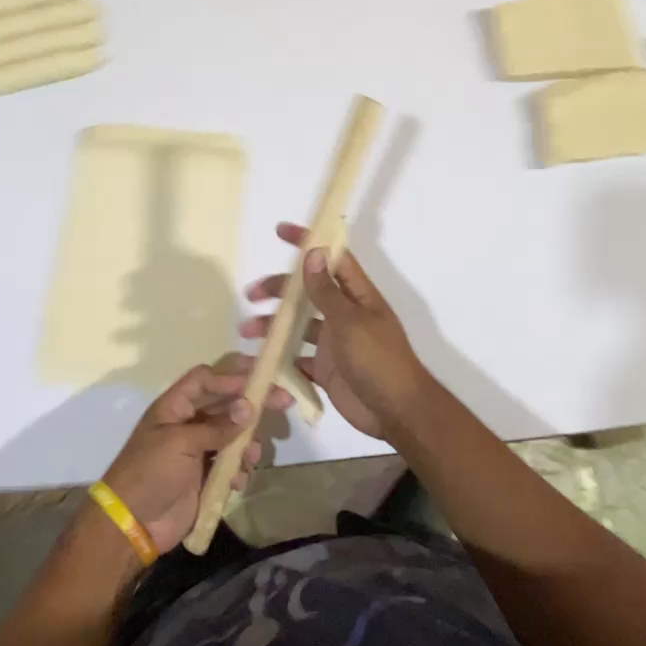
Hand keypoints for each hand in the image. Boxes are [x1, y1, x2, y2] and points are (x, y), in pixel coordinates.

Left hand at [98, 354, 293, 553]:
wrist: (132, 523)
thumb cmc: (151, 472)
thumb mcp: (181, 442)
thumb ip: (217, 426)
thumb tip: (249, 407)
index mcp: (174, 407)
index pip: (204, 379)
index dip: (230, 376)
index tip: (259, 380)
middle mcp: (187, 424)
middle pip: (225, 405)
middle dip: (252, 404)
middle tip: (285, 402)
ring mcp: (197, 451)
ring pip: (232, 436)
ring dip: (247, 442)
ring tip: (253, 456)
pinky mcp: (204, 477)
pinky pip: (230, 465)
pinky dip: (238, 469)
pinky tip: (239, 479)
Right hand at [240, 222, 431, 439]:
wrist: (396, 413)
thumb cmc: (378, 361)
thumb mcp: (350, 322)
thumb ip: (327, 291)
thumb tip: (314, 252)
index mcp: (357, 296)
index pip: (333, 259)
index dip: (309, 243)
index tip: (281, 231)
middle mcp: (344, 315)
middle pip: (307, 293)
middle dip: (279, 290)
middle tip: (251, 294)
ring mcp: (334, 343)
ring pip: (297, 326)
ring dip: (274, 325)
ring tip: (249, 332)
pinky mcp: (325, 370)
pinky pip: (297, 359)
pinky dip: (279, 359)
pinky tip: (259, 360)